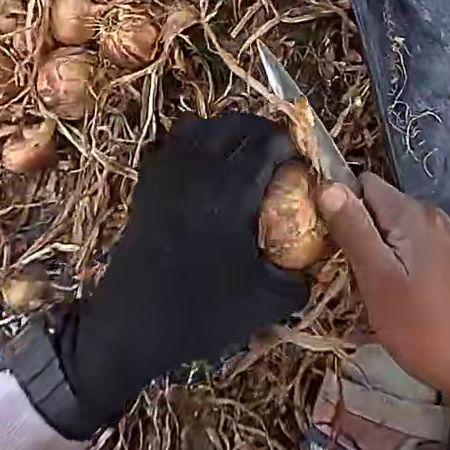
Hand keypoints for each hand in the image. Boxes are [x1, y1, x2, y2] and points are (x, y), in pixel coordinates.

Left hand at [57, 113, 308, 427]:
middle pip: (238, 124)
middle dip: (263, 131)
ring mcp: (170, 171)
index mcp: (234, 190)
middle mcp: (201, 169)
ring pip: (203, 125)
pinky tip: (205, 168)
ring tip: (241, 152)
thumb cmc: (202, 313)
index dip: (291, 146)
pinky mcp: (149, 182)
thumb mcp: (267, 301)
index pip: (270, 142)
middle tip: (276, 152)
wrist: (132, 326)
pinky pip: (175, 143)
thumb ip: (300, 278)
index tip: (299, 163)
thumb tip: (318, 261)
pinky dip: (196, 142)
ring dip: (228, 131)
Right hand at [316, 172, 449, 404]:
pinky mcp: (447, 261)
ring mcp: (441, 238)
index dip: (338, 202)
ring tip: (358, 289)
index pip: (362, 183)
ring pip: (390, 230)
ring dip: (370, 253)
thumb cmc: (427, 329)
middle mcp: (429, 215)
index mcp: (411, 212)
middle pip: (376, 206)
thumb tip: (328, 185)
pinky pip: (406, 248)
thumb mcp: (379, 280)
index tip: (321, 236)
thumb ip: (353, 230)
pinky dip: (390, 265)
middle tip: (337, 270)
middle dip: (353, 231)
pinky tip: (385, 298)